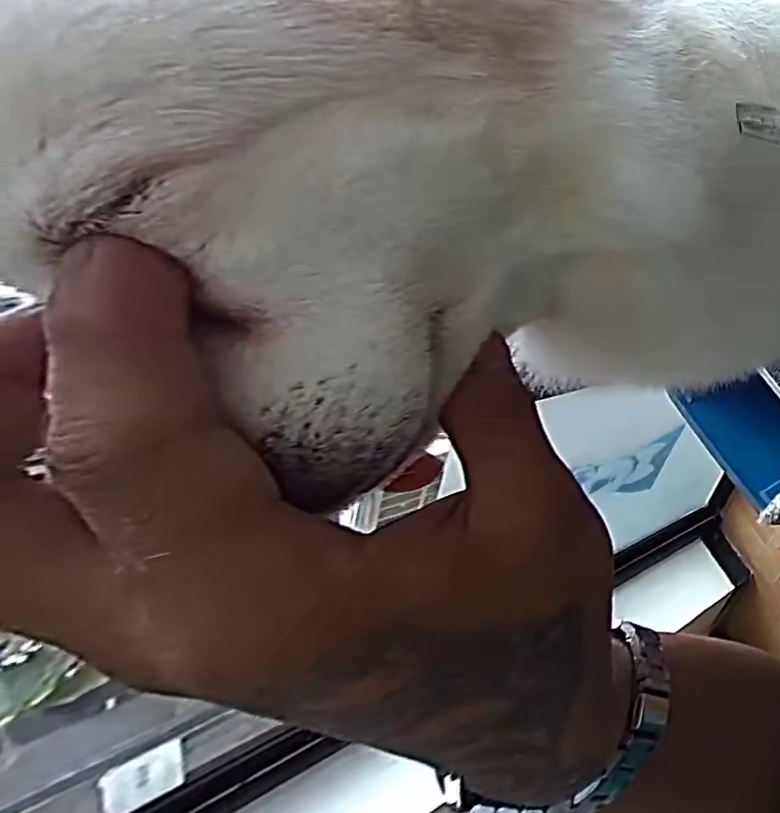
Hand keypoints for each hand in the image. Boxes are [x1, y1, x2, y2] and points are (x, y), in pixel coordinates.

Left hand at [0, 238, 626, 805]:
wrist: (523, 708)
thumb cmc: (536, 613)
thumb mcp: (537, 505)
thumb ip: (490, 413)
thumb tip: (461, 322)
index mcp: (267, 599)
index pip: (132, 465)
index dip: (114, 351)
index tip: (127, 260)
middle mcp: (171, 627)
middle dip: (1, 398)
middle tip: (90, 304)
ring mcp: (161, 636)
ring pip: (4, 541)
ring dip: (25, 434)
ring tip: (119, 344)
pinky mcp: (185, 622)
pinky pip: (71, 544)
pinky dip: (85, 466)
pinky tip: (192, 416)